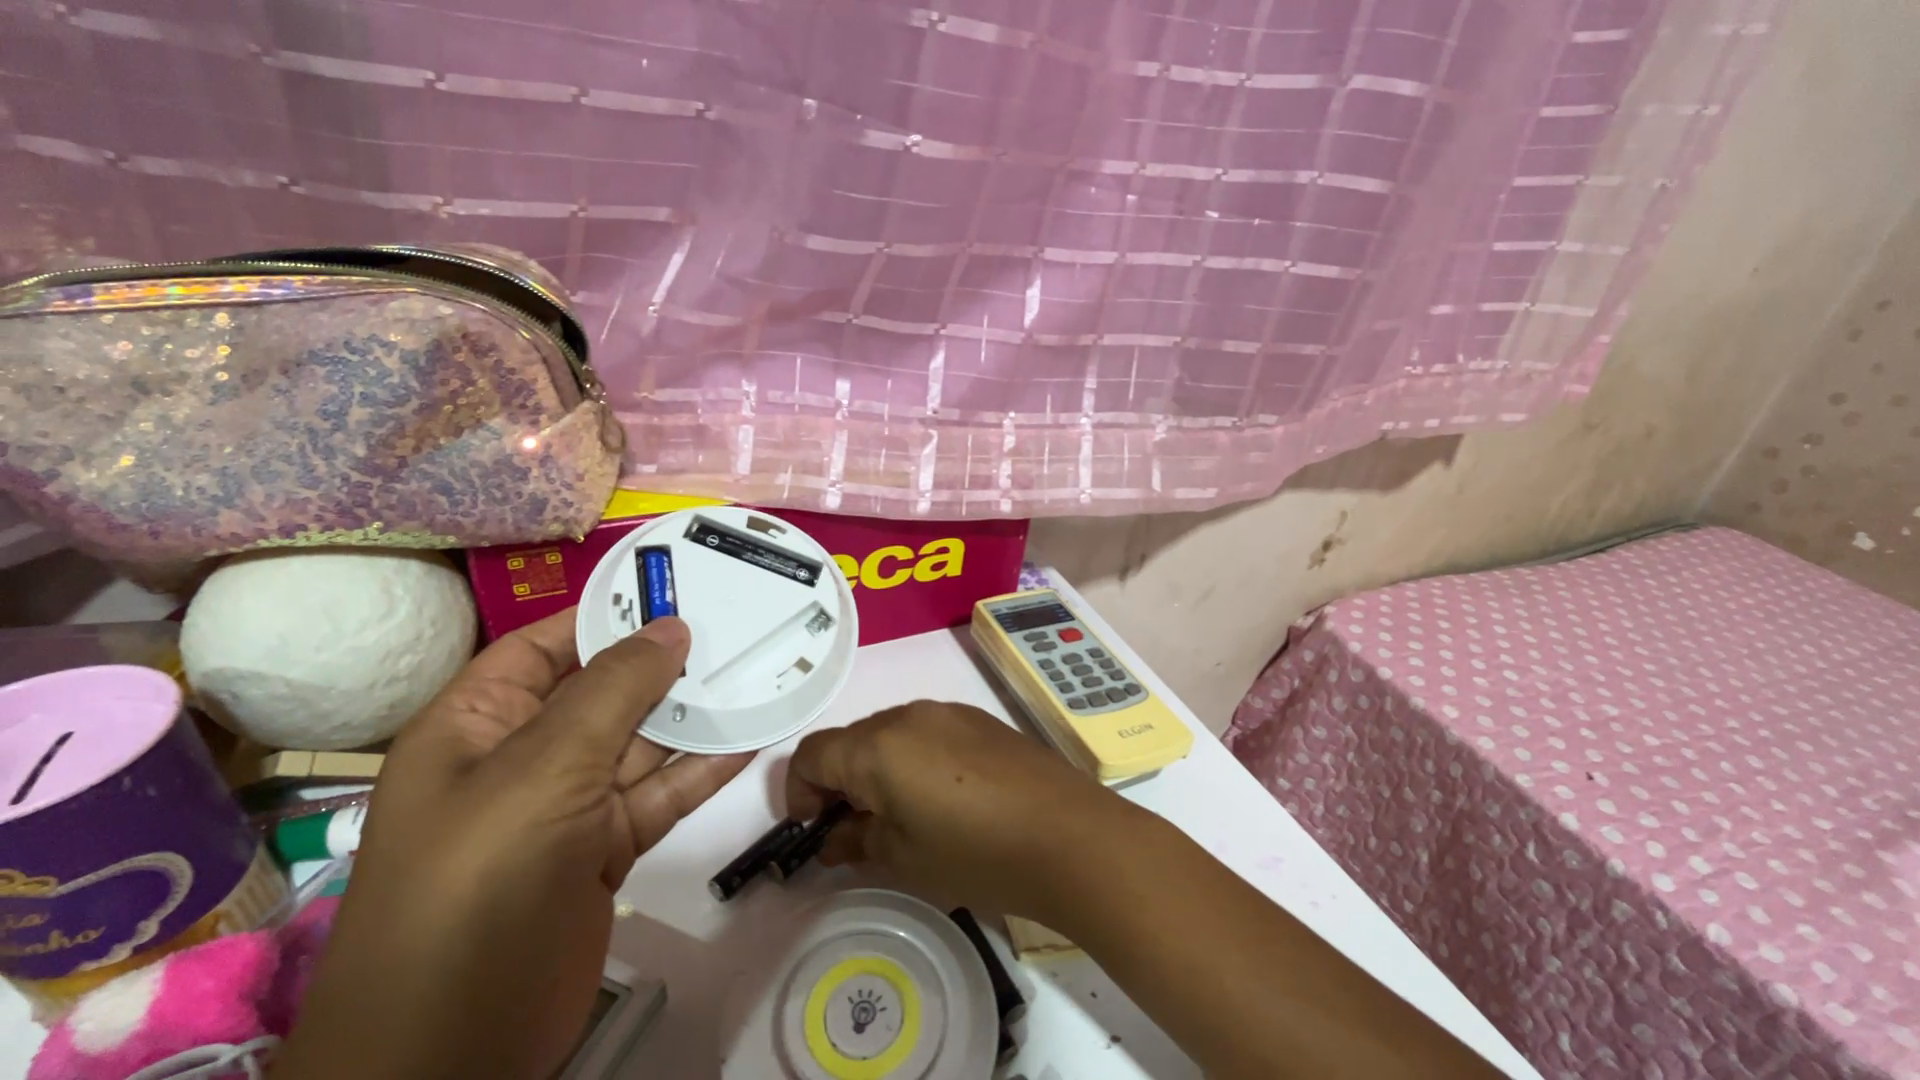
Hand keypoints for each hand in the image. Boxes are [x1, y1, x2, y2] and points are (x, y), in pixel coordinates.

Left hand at [275, 610, 751, 1079]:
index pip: (543, 646)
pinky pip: (657, 797)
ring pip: (638, 745)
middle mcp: (521, 757)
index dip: (604, 613)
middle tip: (738, 624)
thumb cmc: (479, 879)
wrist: (453, 1041)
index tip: (677, 587)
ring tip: (758, 672)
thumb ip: (612, 692)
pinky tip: (750, 741)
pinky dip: (701, 772)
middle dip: (663, 663)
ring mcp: (565, 808)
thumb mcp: (542, 767)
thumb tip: (670, 626)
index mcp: (477, 723)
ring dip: (693, 715)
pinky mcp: (603, 851)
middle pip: (601, 692)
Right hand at [785, 700, 1140, 921]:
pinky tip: (945, 800)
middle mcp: (909, 715)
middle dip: (840, 782)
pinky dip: (916, 761)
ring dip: (880, 770)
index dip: (800, 793)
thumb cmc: (976, 852)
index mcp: (878, 745)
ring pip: (892, 734)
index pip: (812, 755)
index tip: (814, 830)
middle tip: (856, 830)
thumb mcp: (905, 858)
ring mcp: (951, 712)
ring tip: (903, 817)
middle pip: (852, 740)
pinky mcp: (983, 721)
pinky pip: (929, 734)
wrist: (1071, 837)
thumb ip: (858, 839)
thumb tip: (836, 836)